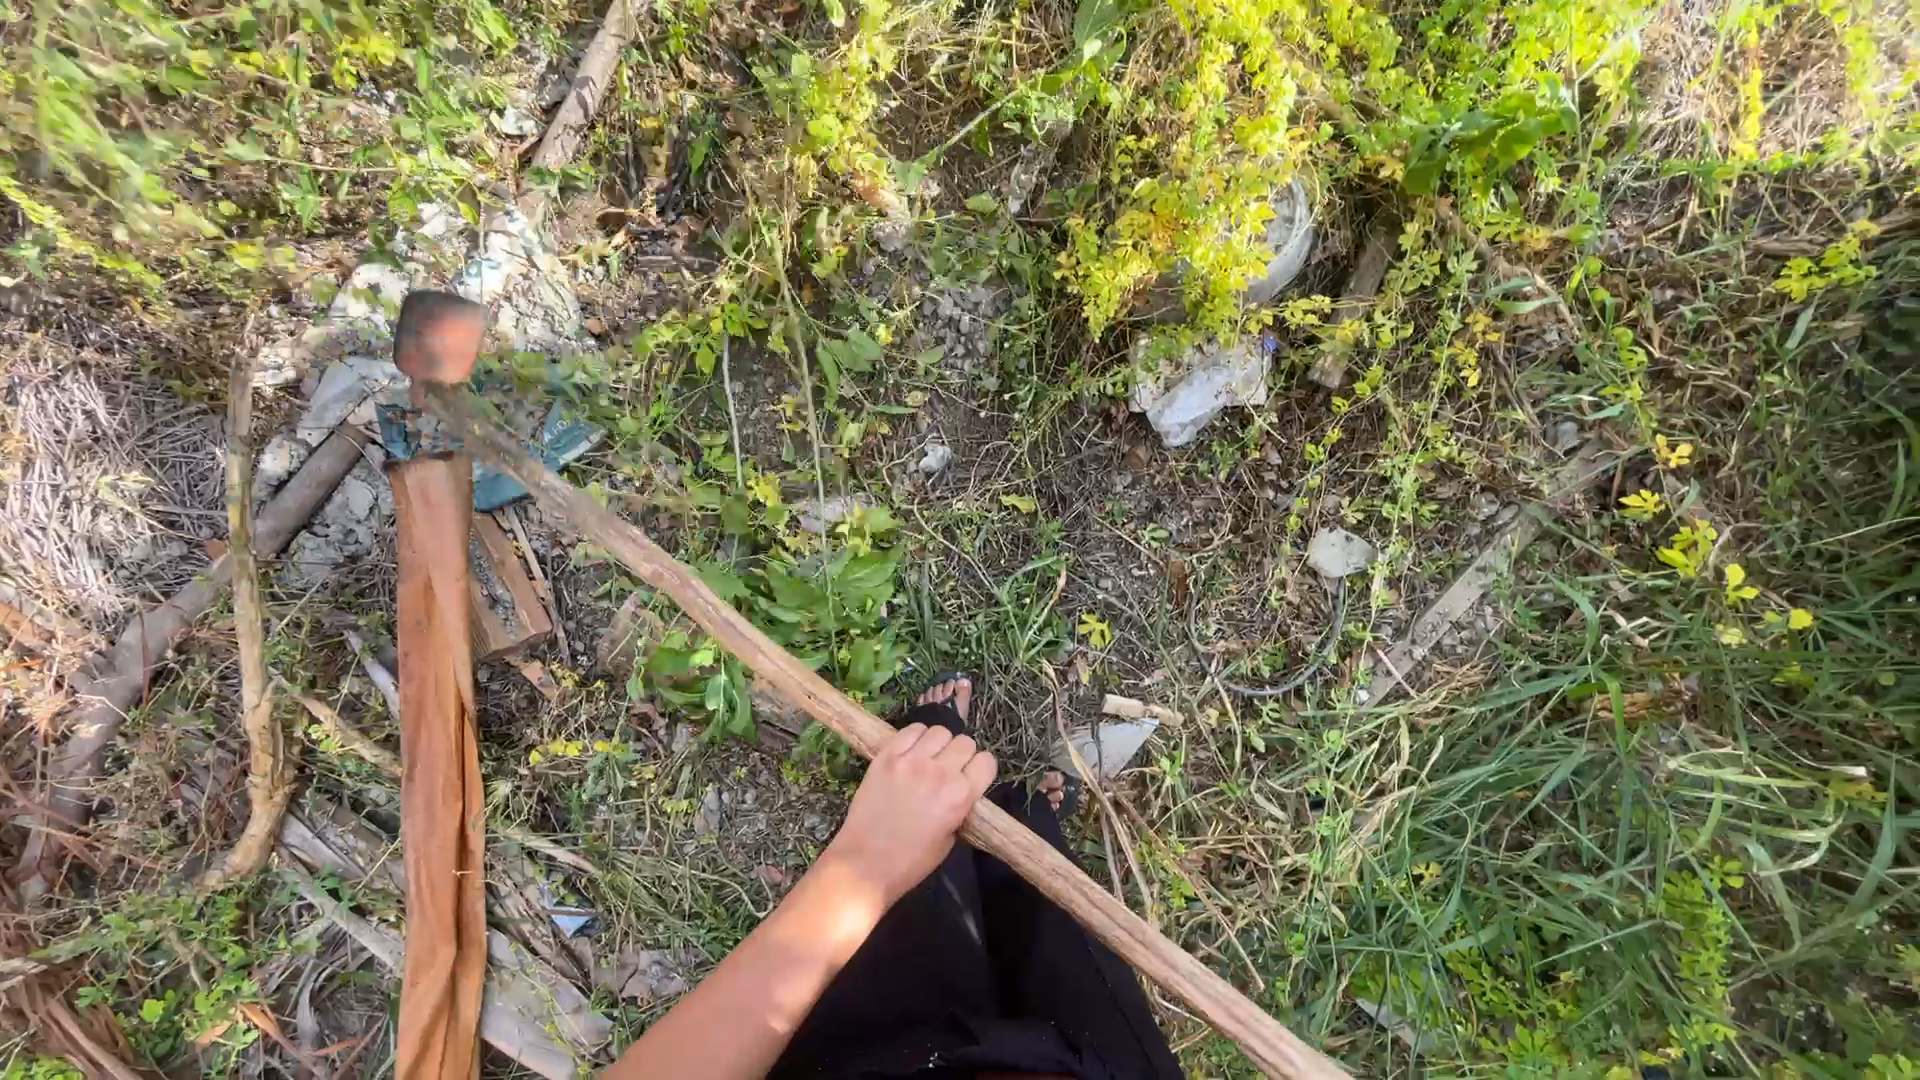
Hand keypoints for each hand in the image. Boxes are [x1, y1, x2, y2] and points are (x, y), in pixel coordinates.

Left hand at [824, 723, 996, 905]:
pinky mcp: (888, 756)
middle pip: (965, 742)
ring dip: (940, 744)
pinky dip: (916, 737)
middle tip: (949, 769)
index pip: (987, 761)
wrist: (865, 863)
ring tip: (929, 758)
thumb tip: (960, 787)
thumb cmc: (911, 861)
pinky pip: (911, 730)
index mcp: (961, 796)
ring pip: (940, 731)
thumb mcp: (950, 839)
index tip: (972, 776)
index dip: (981, 769)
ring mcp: (912, 761)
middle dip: (962, 755)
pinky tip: (912, 752)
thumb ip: (960, 806)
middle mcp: (940, 773)